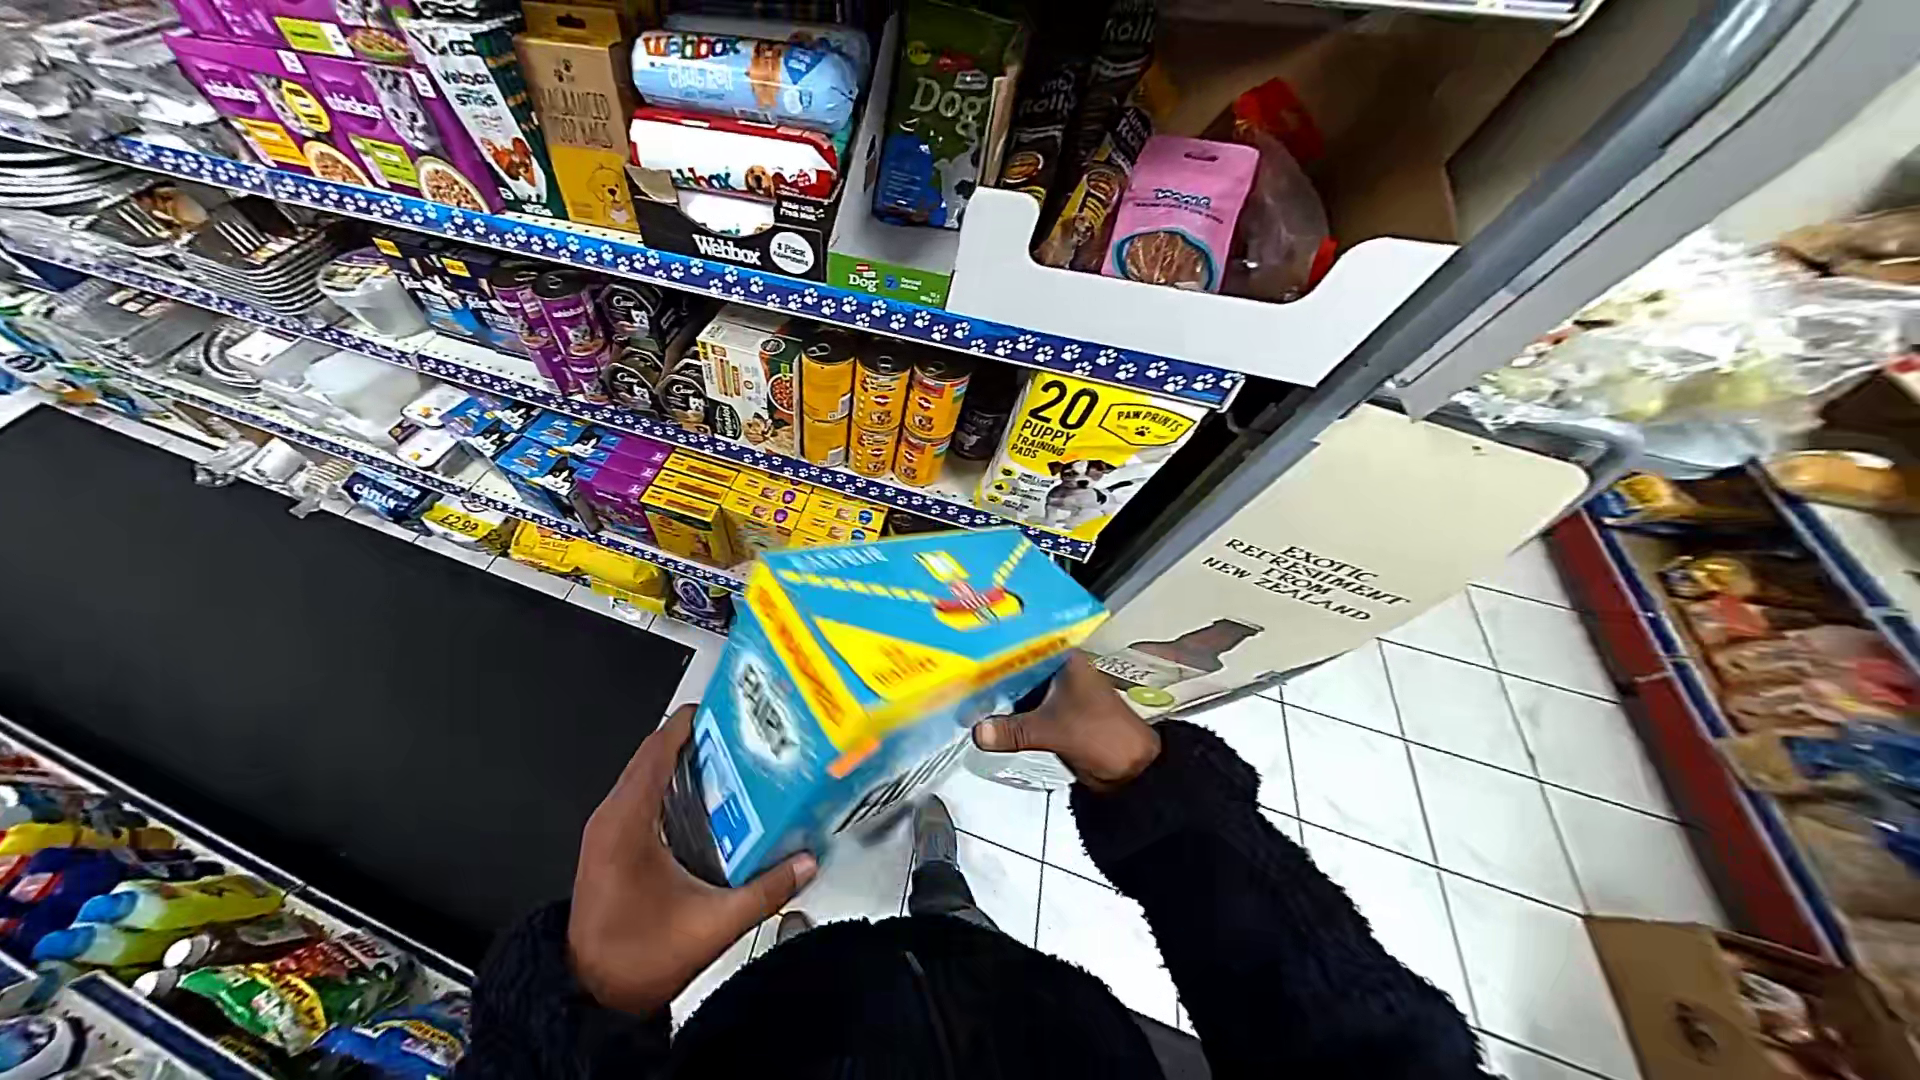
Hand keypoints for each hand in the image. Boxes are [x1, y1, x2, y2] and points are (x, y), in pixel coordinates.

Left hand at [568, 706, 816, 1015]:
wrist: (589, 999)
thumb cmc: (637, 959)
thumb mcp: (713, 925)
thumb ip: (766, 890)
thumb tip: (806, 862)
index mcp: (627, 824)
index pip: (657, 749)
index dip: (690, 723)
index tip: (725, 708)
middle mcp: (611, 819)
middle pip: (652, 754)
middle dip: (696, 738)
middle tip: (740, 735)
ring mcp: (606, 831)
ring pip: (645, 773)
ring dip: (684, 760)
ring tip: (730, 759)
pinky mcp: (609, 844)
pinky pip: (641, 794)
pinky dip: (671, 782)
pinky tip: (707, 798)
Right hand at [972, 654, 1160, 791]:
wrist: (1132, 771)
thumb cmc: (1103, 735)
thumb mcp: (1052, 730)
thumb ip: (1012, 730)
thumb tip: (977, 731)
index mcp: (1065, 659)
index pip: (1023, 643)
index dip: (995, 645)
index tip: (967, 647)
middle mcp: (1060, 669)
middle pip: (1017, 666)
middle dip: (991, 672)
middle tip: (957, 671)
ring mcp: (1057, 692)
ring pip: (1019, 688)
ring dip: (997, 695)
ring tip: (962, 691)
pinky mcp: (1054, 714)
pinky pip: (1024, 709)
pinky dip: (1007, 713)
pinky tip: (983, 714)